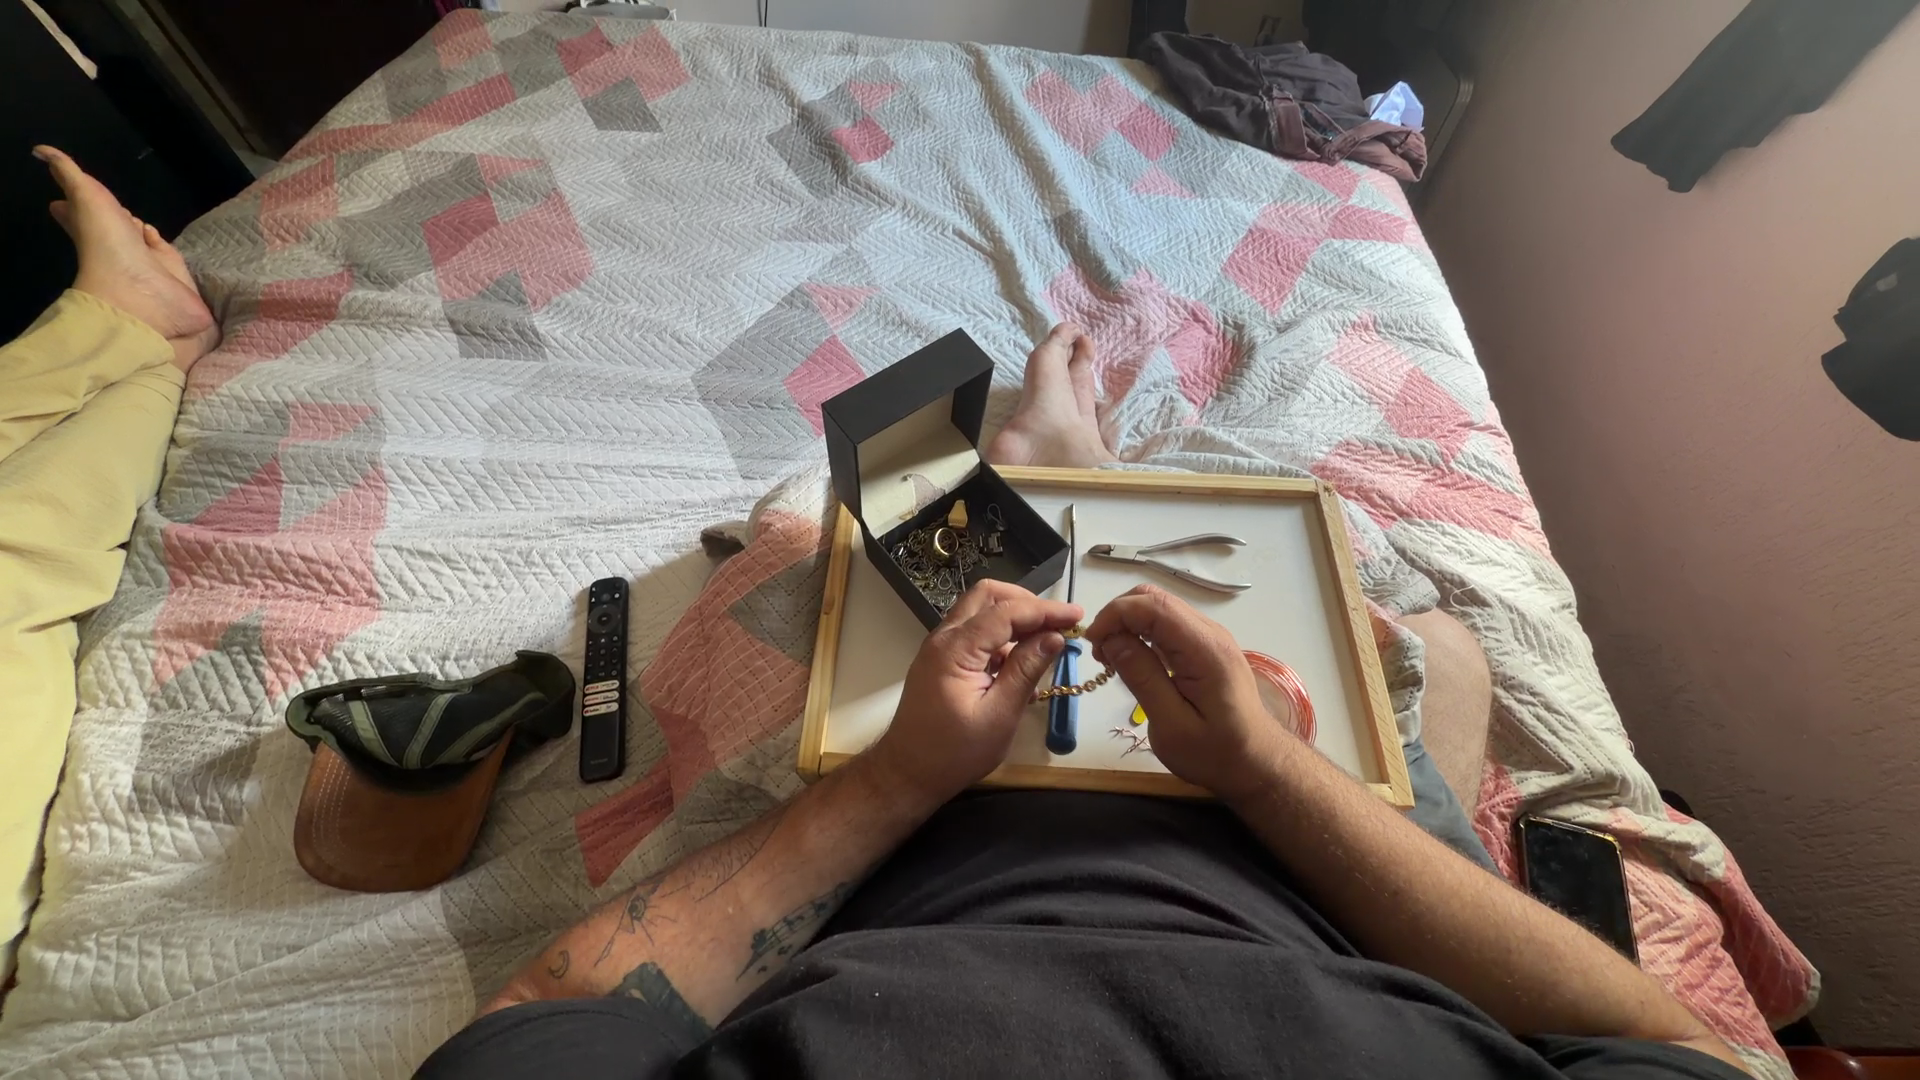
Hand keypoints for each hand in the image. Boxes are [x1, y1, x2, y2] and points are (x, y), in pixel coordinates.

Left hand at [870, 581, 1081, 801]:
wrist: (908, 773)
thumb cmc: (954, 753)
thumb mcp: (999, 715)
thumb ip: (1026, 671)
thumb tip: (1054, 636)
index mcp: (955, 649)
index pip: (1006, 612)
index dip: (1045, 610)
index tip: (1076, 615)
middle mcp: (943, 637)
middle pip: (987, 596)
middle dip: (1026, 602)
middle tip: (1057, 622)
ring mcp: (939, 646)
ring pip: (979, 611)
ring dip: (1013, 618)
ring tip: (1046, 639)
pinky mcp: (941, 659)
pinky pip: (974, 632)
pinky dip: (1000, 635)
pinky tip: (1022, 659)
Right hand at [1085, 585, 1284, 799]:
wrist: (1257, 764)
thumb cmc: (1215, 753)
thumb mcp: (1171, 725)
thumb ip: (1142, 678)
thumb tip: (1111, 639)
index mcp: (1204, 649)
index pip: (1153, 606)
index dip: (1115, 615)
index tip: (1093, 645)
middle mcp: (1209, 633)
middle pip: (1153, 598)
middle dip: (1117, 616)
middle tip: (1101, 654)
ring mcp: (1209, 637)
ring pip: (1158, 607)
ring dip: (1127, 624)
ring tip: (1112, 660)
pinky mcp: (1204, 646)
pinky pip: (1166, 624)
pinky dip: (1141, 632)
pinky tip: (1132, 660)